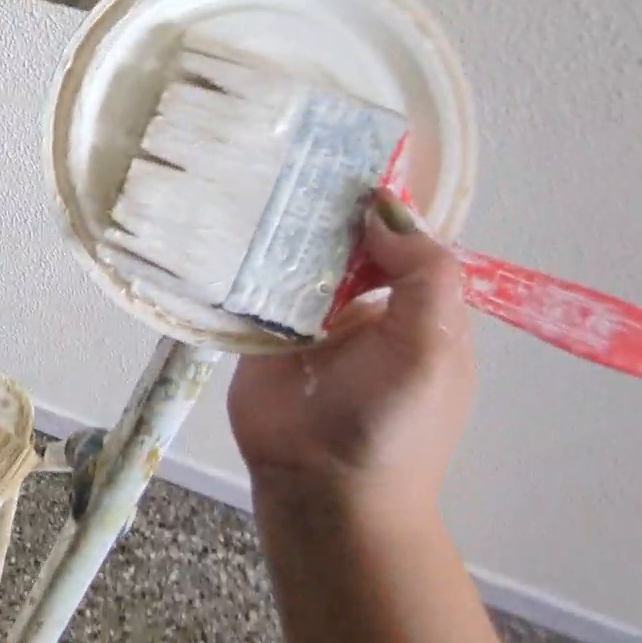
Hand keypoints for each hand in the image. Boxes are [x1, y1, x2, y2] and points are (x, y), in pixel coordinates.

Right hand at [228, 189, 475, 515]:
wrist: (322, 482)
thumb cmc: (392, 420)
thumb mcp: (432, 348)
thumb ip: (425, 278)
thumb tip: (382, 208)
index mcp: (413, 306)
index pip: (398, 238)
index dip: (376, 201)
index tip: (338, 160)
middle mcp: (357, 303)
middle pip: (336, 242)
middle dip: (313, 208)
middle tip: (275, 160)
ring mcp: (301, 316)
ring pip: (287, 259)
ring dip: (268, 230)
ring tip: (237, 181)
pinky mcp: (254, 328)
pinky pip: (245, 285)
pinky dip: (231, 261)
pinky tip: (210, 229)